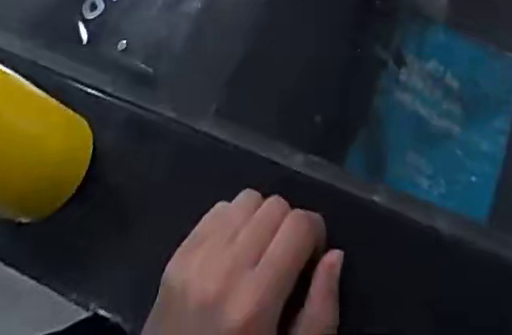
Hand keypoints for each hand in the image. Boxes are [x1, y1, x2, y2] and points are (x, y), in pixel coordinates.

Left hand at [141, 190, 342, 334]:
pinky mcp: (177, 253)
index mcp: (256, 301)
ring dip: (261, 218)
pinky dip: (234, 221)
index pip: (298, 225)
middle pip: (274, 206)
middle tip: (289, 257)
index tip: (313, 256)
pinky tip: (235, 251)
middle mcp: (224, 268)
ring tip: (261, 250)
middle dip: (290, 225)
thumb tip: (334, 254)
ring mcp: (196, 257)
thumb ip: (321, 311)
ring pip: (246, 199)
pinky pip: (217, 209)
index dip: (315, 233)